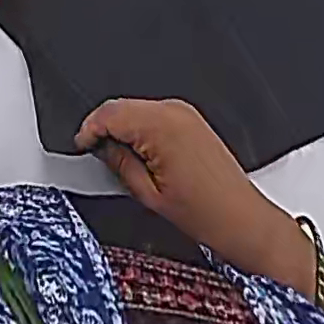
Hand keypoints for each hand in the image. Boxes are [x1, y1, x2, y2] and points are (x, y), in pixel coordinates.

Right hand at [75, 99, 306, 284]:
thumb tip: (100, 147)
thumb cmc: (205, 213)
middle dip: (104, 125)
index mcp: (161, 125)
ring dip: (121, 125)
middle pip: (122, 105)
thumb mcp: (149, 194)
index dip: (89, 127)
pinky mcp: (190, 117)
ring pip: (137, 107)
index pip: (111, 112)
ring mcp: (184, 111)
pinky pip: (154, 112)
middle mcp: (173, 110)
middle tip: (93, 151)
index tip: (80, 143)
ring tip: (115, 155)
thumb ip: (119, 163)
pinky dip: (140, 125)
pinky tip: (137, 149)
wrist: (242, 218)